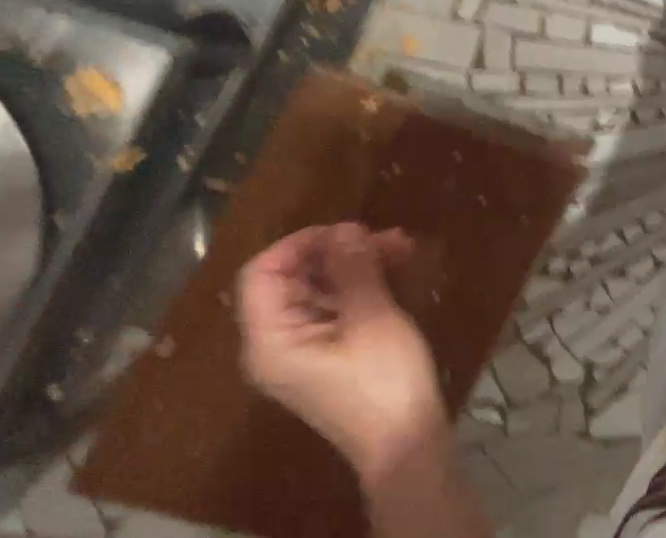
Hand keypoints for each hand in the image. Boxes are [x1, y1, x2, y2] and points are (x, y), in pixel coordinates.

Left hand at [237, 223, 445, 488]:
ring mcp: (303, 350)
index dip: (301, 243)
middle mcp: (276, 343)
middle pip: (292, 280)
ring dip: (355, 264)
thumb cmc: (383, 379)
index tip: (350, 227)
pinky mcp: (329, 354)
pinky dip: (361, 285)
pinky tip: (394, 271)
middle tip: (387, 234)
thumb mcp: (373, 318)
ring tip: (401, 246)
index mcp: (271, 339)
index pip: (262, 274)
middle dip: (338, 251)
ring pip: (318, 291)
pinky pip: (334, 308)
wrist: (403, 438)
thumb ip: (354, 271)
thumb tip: (345, 230)